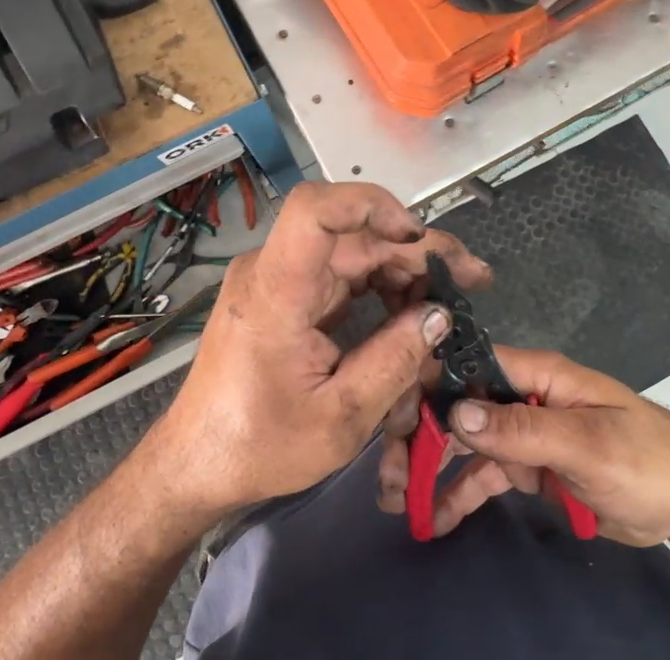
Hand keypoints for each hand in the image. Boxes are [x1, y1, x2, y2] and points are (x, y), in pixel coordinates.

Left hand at [145, 181, 490, 518]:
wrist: (198, 463)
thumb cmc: (259, 445)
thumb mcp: (341, 418)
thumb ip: (395, 361)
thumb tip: (439, 314)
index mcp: (277, 291)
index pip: (315, 210)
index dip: (372, 205)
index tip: (417, 237)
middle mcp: (273, 272)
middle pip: (353, 235)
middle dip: (416, 252)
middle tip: (472, 281)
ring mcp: (279, 282)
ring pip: (353, 253)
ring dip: (403, 272)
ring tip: (448, 302)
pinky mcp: (286, 299)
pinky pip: (341, 277)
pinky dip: (380, 289)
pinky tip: (411, 312)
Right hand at [376, 345, 669, 544]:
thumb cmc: (648, 460)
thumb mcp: (588, 444)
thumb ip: (523, 431)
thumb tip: (456, 413)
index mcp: (537, 376)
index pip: (469, 366)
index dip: (427, 386)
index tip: (390, 418)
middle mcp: (522, 398)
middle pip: (458, 408)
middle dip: (419, 436)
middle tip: (388, 476)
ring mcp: (525, 435)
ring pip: (465, 445)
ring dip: (431, 468)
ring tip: (397, 500)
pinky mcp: (531, 470)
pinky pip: (486, 478)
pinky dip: (460, 495)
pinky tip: (435, 519)